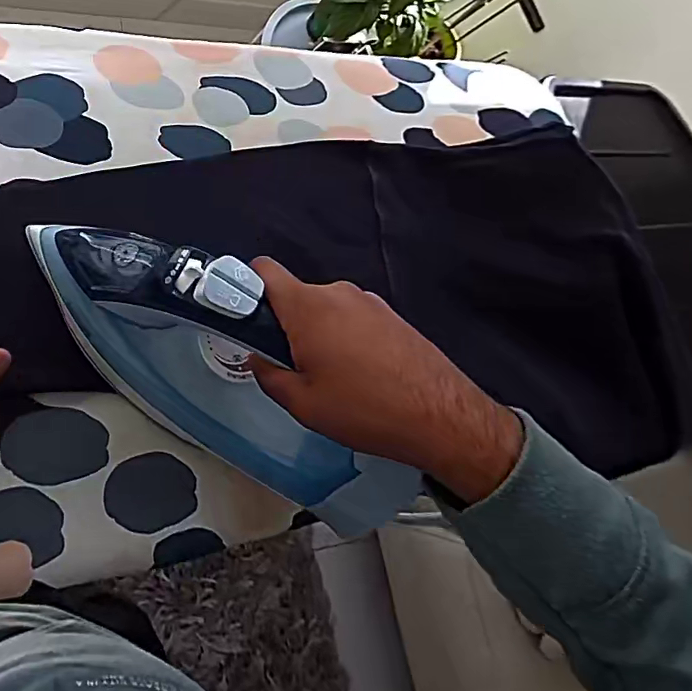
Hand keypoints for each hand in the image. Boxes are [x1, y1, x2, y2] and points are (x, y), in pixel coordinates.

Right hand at [246, 257, 523, 502]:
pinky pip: (352, 318)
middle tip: (292, 363)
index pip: (263, 270)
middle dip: (286, 323)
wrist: (448, 420)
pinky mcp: (391, 316)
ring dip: (318, 332)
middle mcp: (337, 293)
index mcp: (307, 307)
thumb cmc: (366, 410)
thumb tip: (258, 360)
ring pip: (324, 309)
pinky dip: (345, 337)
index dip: (244, 286)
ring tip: (331, 375)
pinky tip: (359, 374)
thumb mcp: (302, 404)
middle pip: (294, 295)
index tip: (243, 316)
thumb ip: (268, 375)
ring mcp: (369, 302)